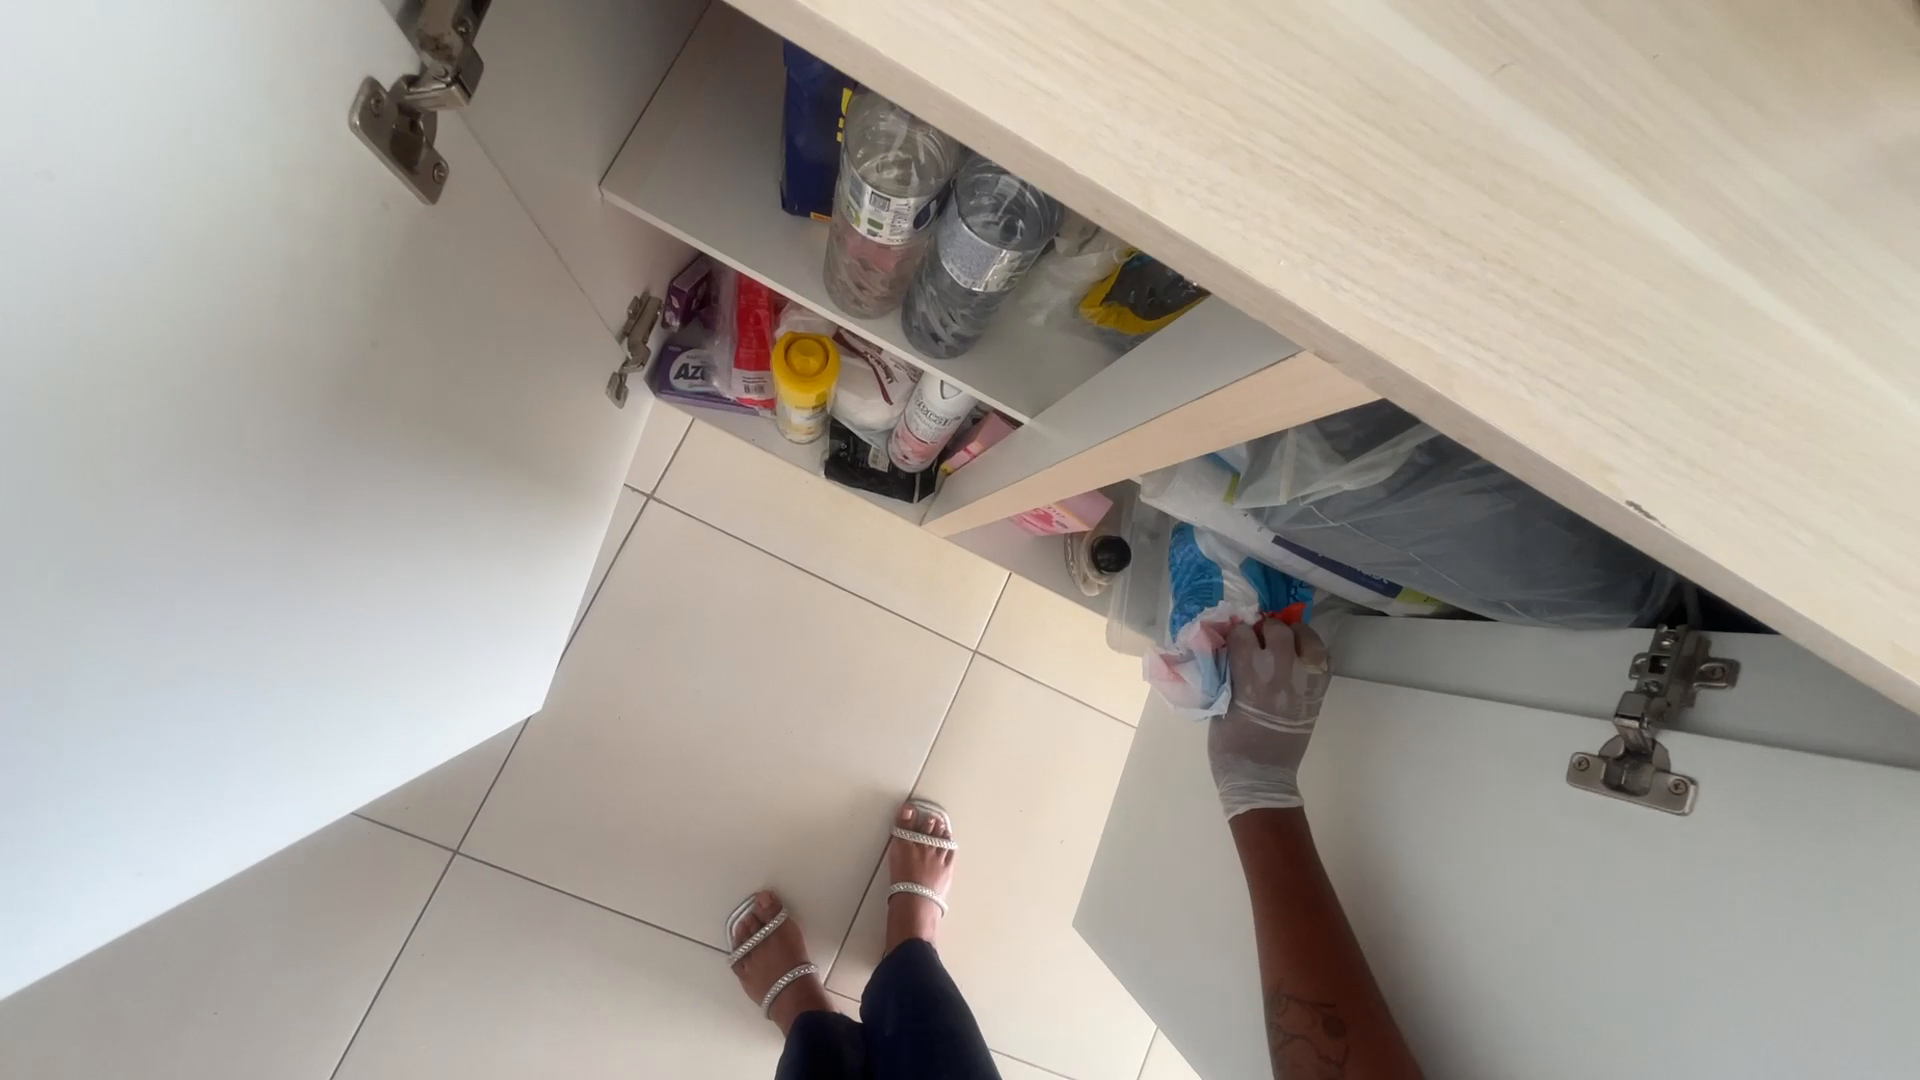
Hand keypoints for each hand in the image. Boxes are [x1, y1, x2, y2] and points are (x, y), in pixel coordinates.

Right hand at [1208, 617, 1330, 818]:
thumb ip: (1227, 672)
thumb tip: (1231, 648)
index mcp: (1248, 679)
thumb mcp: (1219, 702)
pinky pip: (1325, 660)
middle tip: (1259, 637)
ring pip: (1309, 639)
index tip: (1233, 637)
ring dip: (1294, 634)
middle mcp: (1280, 676)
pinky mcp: (1318, 695)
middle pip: (1278, 631)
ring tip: (1284, 640)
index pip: (1242, 634)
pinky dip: (1313, 652)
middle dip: (1265, 628)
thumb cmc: (1229, 744)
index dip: (1236, 632)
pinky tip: (1300, 657)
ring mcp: (1304, 685)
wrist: (1260, 777)